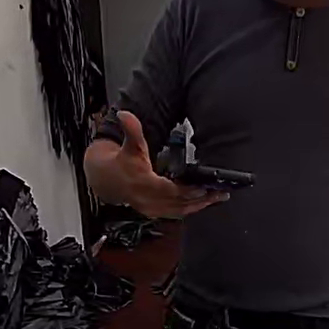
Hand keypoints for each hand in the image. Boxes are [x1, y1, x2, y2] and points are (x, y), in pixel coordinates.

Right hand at [87, 112, 228, 218]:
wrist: (108, 180)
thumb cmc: (122, 163)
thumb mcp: (129, 145)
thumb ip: (131, 130)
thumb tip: (125, 114)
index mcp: (143, 183)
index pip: (168, 190)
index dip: (187, 190)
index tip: (203, 187)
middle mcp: (148, 199)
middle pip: (179, 202)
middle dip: (201, 198)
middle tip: (220, 192)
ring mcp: (153, 209)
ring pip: (181, 210)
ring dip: (201, 205)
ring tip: (218, 197)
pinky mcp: (157, 213)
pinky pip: (178, 213)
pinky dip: (193, 208)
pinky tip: (206, 202)